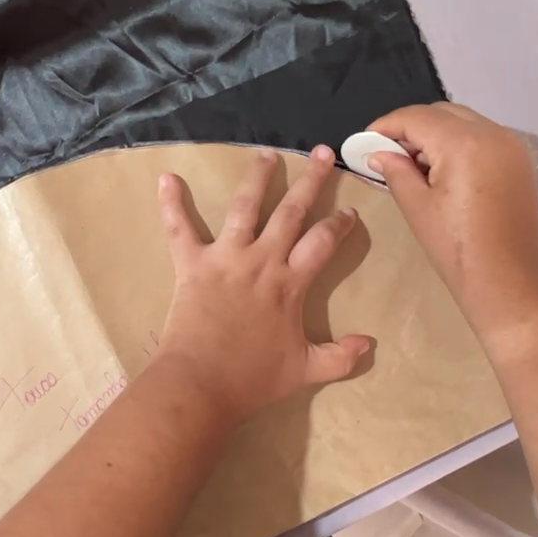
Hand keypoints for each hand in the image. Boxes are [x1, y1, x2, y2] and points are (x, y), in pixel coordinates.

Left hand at [152, 146, 372, 424]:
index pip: (323, 243)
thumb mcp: (306, 371)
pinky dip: (171, 203)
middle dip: (310, 181)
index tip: (349, 212)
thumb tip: (370, 344)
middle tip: (322, 153)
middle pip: (291, 211)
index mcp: (290, 283)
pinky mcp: (192, 264)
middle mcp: (262, 260)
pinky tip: (167, 178)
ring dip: (257, 178)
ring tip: (267, 154)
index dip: (339, 225)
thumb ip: (341, 357)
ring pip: (244, 207)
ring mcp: (226, 258)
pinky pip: (179, 229)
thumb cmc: (253, 380)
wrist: (202, 384)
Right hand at [365, 103, 537, 350]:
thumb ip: (397, 172)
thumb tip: (379, 154)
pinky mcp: (520, 161)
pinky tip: (442, 170)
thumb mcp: (418, 208)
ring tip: (413, 165)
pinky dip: (458, 142)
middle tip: (386, 154)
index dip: (386, 125)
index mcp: (464, 143)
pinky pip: (482, 136)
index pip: (416, 118)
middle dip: (411, 127)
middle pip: (442, 112)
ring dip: (435, 133)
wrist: (510, 282)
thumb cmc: (456, 249)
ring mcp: (511, 145)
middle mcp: (492, 133)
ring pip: (464, 121)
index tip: (364, 141)